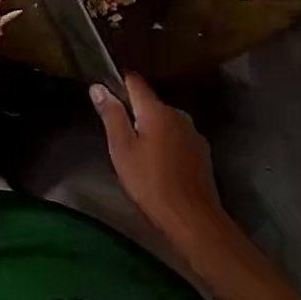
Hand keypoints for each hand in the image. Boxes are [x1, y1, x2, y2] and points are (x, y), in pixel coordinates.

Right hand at [91, 74, 227, 247]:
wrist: (192, 218)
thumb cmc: (150, 181)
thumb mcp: (121, 148)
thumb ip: (111, 115)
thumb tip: (98, 87)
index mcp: (157, 110)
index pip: (136, 82)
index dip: (118, 81)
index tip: (103, 90)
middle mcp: (178, 115)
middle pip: (150, 102)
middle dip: (132, 109)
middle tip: (114, 129)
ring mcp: (193, 134)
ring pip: (164, 121)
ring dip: (149, 127)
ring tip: (134, 148)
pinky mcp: (201, 153)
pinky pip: (176, 137)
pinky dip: (163, 142)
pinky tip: (156, 161)